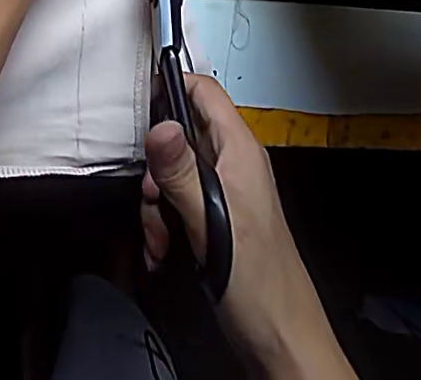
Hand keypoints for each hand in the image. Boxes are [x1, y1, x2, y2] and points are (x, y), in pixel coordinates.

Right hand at [141, 73, 354, 378]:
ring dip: (157, 204)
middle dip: (157, 168)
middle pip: (181, 135)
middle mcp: (233, 160)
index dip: (172, 87)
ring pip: (175, 171)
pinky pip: (180, 199)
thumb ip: (181, 171)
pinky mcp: (218, 212)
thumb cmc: (258, 282)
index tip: (140, 103)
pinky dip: (165, 221)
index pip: (204, 91)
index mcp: (239, 149)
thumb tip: (160, 125)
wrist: (280, 334)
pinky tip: (165, 248)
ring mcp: (226, 186)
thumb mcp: (211, 220)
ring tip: (161, 237)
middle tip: (153, 200)